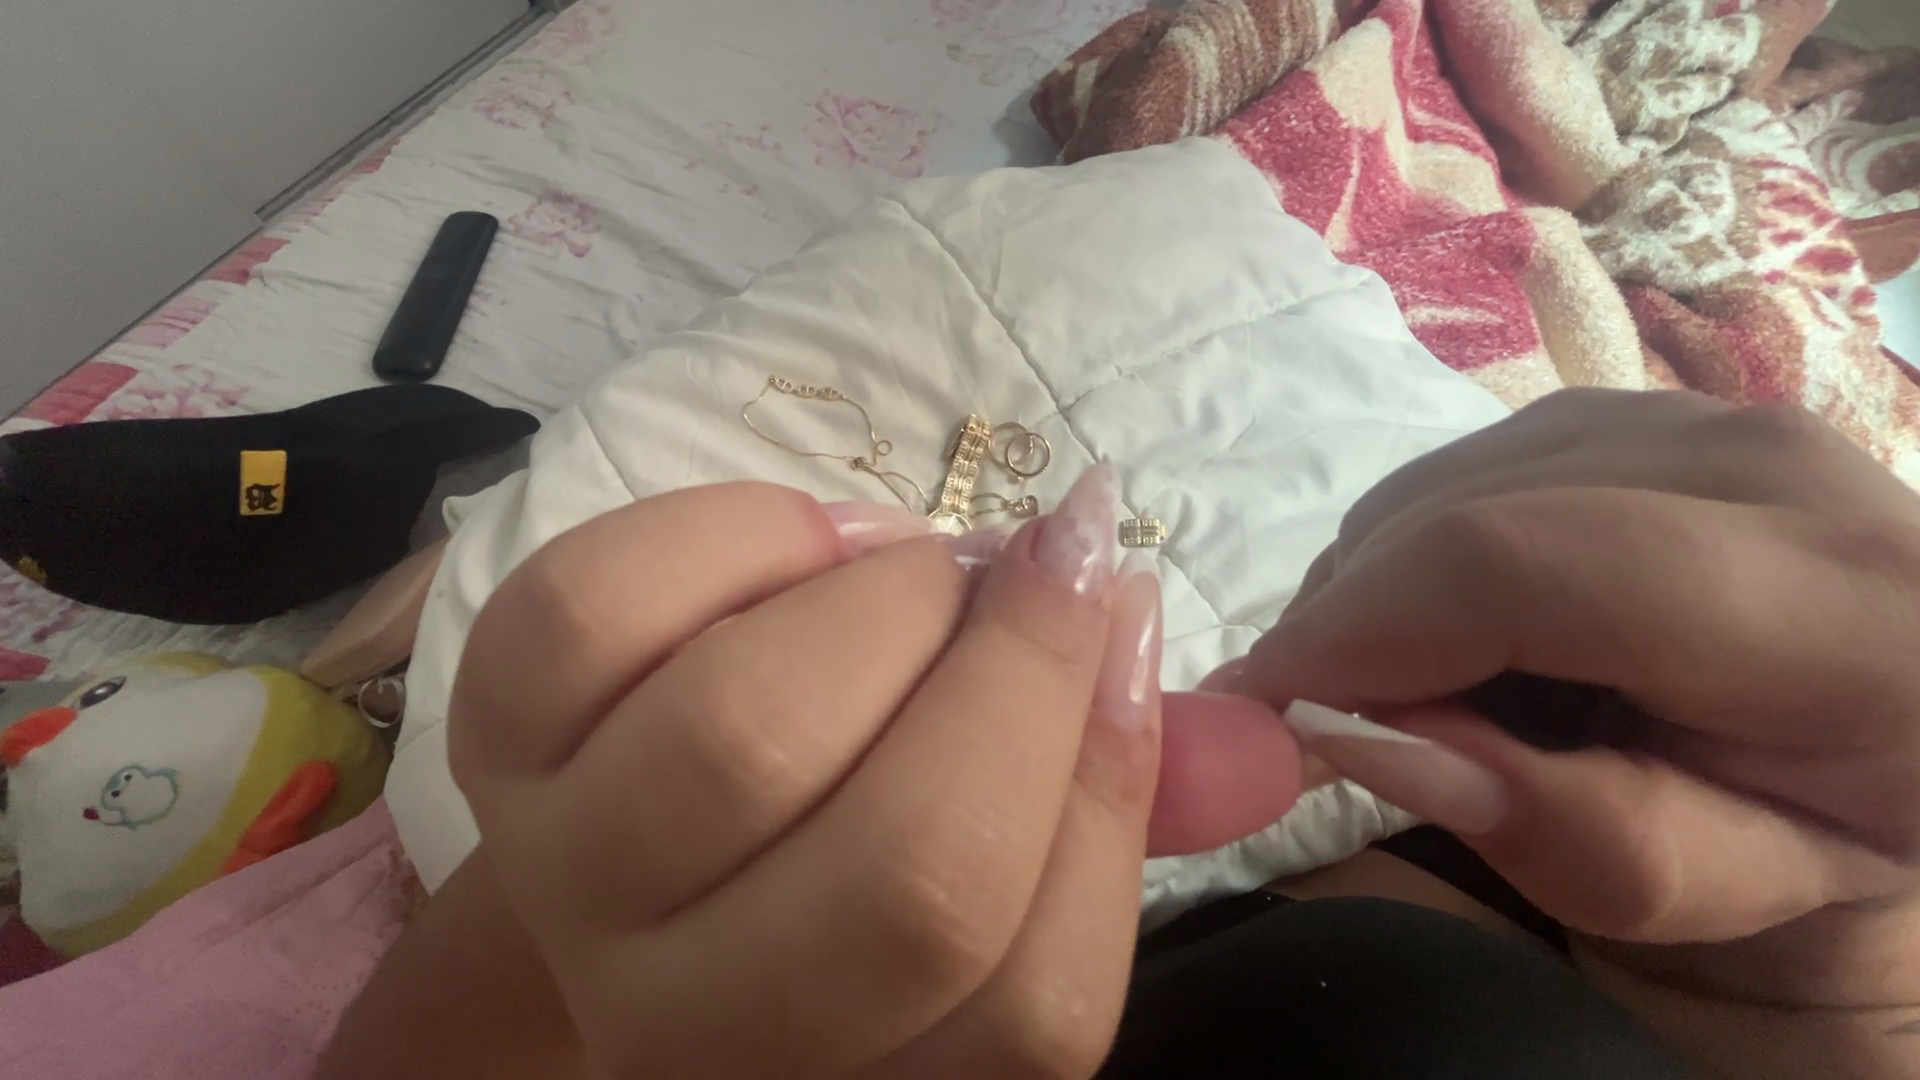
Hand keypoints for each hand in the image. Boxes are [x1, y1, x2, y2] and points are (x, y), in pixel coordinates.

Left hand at [448, 468, 1163, 1078]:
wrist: (627, 826)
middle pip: (906, 873)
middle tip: (1041, 566)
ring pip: (747, 734)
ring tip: (918, 562)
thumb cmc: (831, 832)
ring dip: (888, 603)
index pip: (1030, 997)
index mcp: (858, 1054)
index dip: (1106, 773)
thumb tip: (1270, 737)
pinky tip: (806, 538)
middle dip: (1015, 668)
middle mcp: (700, 1007)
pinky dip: (737, 534)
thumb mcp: (986, 837)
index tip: (1124, 606)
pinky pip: (595, 611)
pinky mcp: (492, 733)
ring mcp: (573, 871)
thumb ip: (1118, 795)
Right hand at [1231, 390, 1919, 1003]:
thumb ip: (1545, 824)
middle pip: (1447, 522)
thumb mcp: (1692, 884)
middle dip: (1342, 625)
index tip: (1255, 702)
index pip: (1515, 570)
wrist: (1870, 737)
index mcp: (1843, 610)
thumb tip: (1347, 733)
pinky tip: (1436, 617)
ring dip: (1364, 593)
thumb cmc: (1791, 844)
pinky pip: (1439, 477)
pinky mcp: (1615, 412)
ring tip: (1395, 678)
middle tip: (1317, 716)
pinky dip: (1394, 556)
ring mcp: (1680, 416)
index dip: (1353, 631)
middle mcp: (1761, 465)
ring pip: (1425, 494)